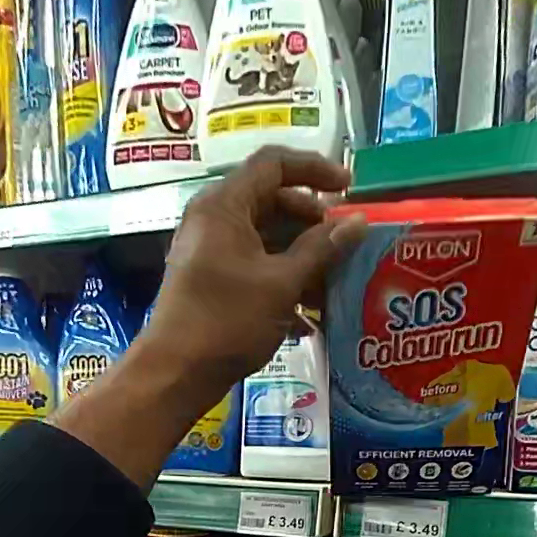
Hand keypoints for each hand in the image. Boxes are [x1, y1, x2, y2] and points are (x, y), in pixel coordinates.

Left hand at [138, 147, 366, 406]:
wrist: (178, 371)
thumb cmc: (228, 321)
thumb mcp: (282, 284)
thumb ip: (322, 249)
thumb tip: (358, 221)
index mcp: (225, 205)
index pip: (274, 164)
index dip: (315, 168)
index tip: (349, 187)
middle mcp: (215, 220)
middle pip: (272, 203)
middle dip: (313, 225)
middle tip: (343, 246)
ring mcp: (212, 251)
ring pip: (267, 241)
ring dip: (303, 261)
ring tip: (332, 289)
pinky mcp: (214, 282)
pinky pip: (256, 268)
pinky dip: (283, 285)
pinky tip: (307, 320)